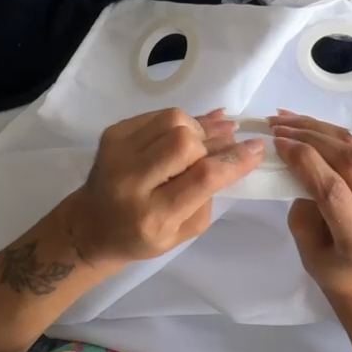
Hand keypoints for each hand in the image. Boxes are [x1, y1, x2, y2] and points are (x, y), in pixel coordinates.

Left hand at [59, 109, 263, 266]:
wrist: (92, 224)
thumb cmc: (143, 236)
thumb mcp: (182, 231)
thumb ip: (209, 194)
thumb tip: (236, 150)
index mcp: (152, 216)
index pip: (201, 178)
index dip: (234, 160)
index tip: (258, 148)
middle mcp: (131, 181)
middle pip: (184, 141)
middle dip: (211, 141)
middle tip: (223, 145)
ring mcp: (117, 152)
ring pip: (172, 119)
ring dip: (196, 127)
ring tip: (206, 138)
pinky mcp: (112, 133)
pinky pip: (157, 114)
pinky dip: (178, 121)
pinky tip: (189, 129)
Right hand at [272, 111, 351, 304]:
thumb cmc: (330, 264)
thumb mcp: (305, 243)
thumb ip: (301, 200)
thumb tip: (292, 154)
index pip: (334, 191)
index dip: (305, 160)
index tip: (276, 142)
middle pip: (351, 162)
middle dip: (310, 137)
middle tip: (278, 126)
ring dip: (319, 128)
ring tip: (287, 118)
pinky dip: (331, 131)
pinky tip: (306, 124)